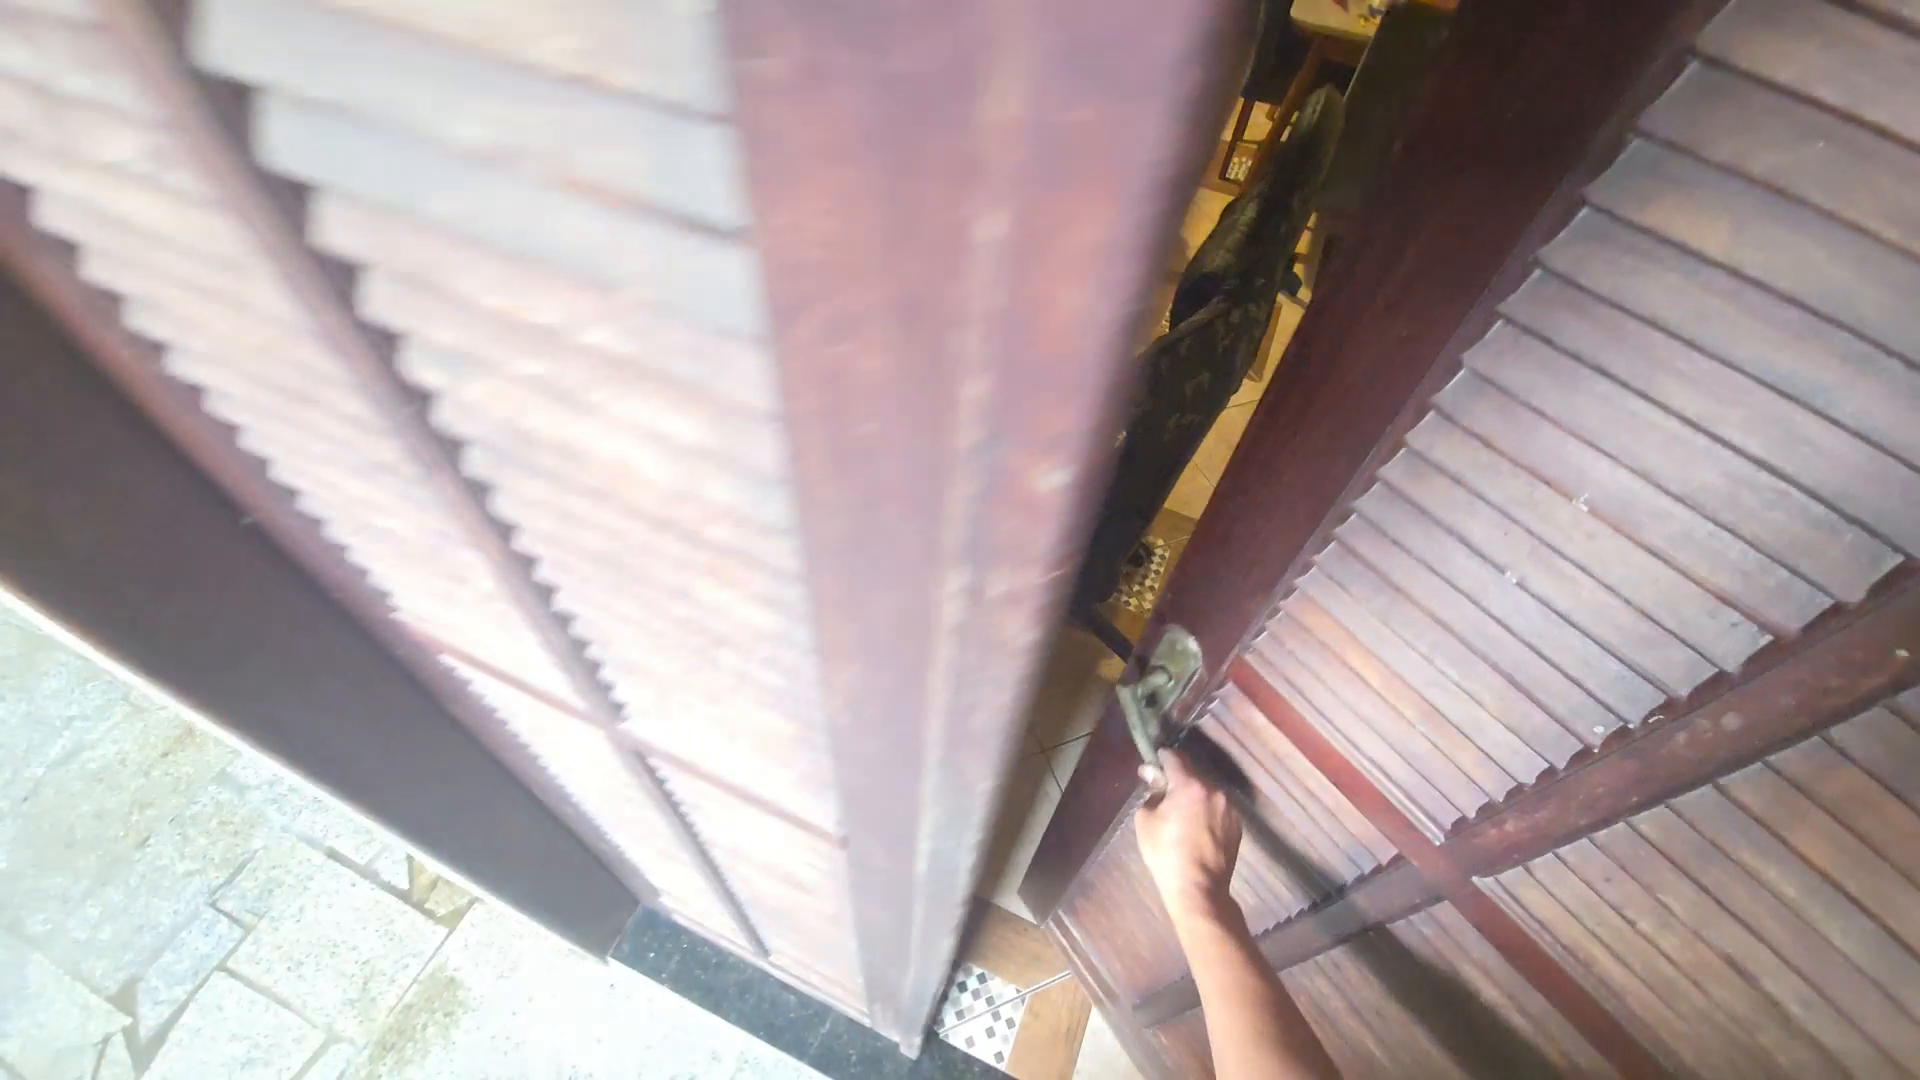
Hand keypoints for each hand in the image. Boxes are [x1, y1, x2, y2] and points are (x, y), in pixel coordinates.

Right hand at [1135, 749, 1241, 925]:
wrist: (1199, 889)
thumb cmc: (1165, 853)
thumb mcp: (1145, 820)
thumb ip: (1150, 793)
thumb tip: (1152, 777)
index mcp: (1190, 785)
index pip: (1175, 758)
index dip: (1162, 757)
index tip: (1154, 761)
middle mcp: (1214, 791)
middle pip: (1193, 775)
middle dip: (1178, 779)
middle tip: (1164, 790)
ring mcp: (1229, 809)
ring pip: (1207, 793)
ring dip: (1194, 796)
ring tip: (1182, 813)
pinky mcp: (1237, 826)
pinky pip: (1218, 809)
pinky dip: (1207, 811)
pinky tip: (1197, 827)